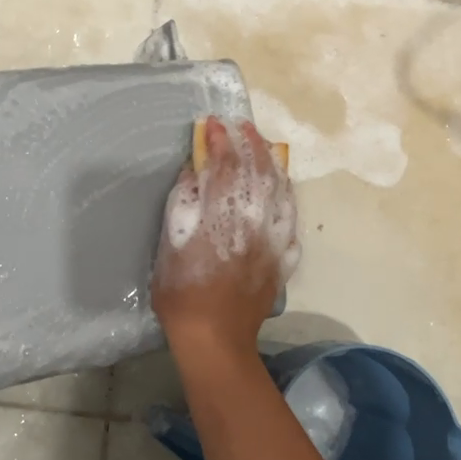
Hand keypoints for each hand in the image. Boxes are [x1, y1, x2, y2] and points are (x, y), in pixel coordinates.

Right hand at [150, 117, 300, 359]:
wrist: (214, 336)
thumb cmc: (181, 289)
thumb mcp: (169, 241)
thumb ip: (183, 201)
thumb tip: (194, 170)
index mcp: (222, 211)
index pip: (225, 162)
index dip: (218, 139)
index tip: (210, 123)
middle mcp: (255, 218)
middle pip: (258, 169)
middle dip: (249, 142)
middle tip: (241, 126)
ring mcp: (275, 238)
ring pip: (281, 189)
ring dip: (271, 162)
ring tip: (263, 146)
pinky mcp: (284, 257)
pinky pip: (292, 216)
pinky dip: (287, 194)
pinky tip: (282, 188)